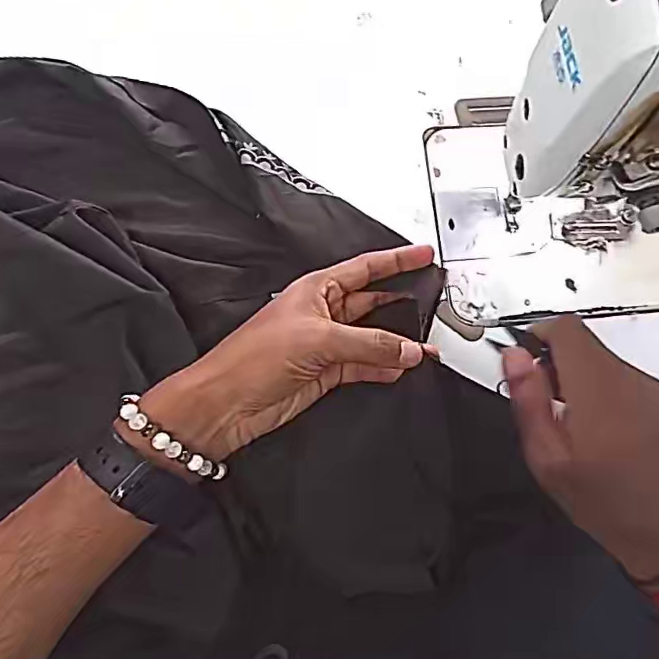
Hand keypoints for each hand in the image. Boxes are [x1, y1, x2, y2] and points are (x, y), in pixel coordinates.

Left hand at [135, 245, 439, 463]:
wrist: (227, 404)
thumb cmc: (250, 358)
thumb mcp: (318, 339)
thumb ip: (369, 343)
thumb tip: (407, 348)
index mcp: (316, 289)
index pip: (366, 267)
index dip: (396, 260)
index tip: (422, 254)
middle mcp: (322, 313)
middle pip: (373, 303)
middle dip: (402, 306)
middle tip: (431, 307)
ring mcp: (325, 345)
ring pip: (372, 338)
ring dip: (397, 343)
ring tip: (424, 347)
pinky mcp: (326, 373)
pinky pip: (365, 365)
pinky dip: (384, 367)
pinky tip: (400, 367)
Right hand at [503, 316, 658, 580]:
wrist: (655, 527)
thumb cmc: (599, 499)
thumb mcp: (545, 457)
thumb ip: (527, 399)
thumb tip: (515, 356)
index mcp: (598, 395)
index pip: (566, 330)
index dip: (537, 336)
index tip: (525, 357)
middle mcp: (630, 383)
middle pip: (582, 340)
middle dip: (555, 359)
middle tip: (544, 397)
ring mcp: (649, 388)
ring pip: (600, 354)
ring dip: (577, 372)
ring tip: (570, 415)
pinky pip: (620, 371)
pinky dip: (600, 384)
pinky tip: (596, 420)